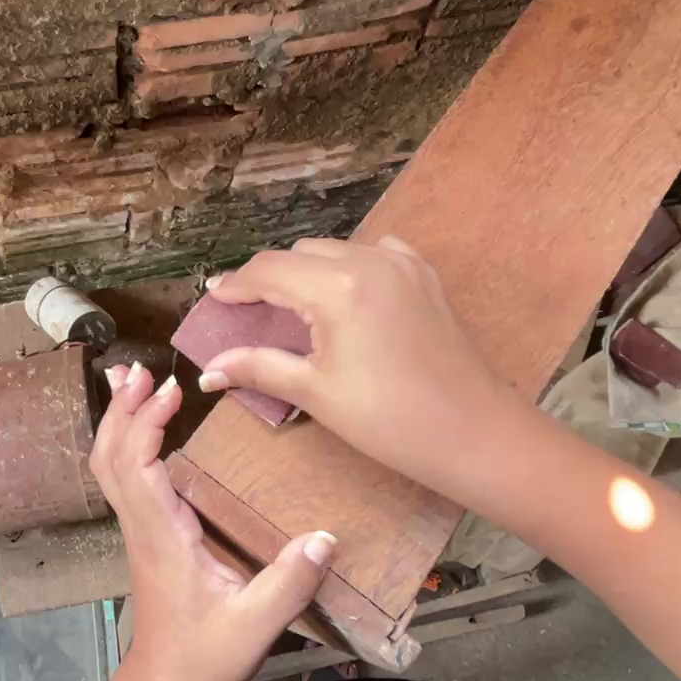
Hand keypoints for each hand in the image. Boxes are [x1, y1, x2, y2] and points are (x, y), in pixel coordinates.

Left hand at [92, 362, 335, 680]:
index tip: (171, 389)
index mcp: (161, 536)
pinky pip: (124, 475)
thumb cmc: (205, 656)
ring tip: (132, 380)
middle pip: (110, 456)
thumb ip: (289, 584)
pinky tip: (143, 423)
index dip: (145, 422)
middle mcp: (142, 524)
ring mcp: (139, 527)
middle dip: (121, 408)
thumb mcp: (255, 626)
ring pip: (110, 464)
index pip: (137, 467)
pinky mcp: (146, 531)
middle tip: (139, 368)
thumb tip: (324, 537)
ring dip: (118, 419)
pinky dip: (127, 439)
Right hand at [197, 235, 520, 500]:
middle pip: (299, 254)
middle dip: (269, 277)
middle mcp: (369, 259)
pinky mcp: (423, 274)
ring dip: (306, 269)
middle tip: (249, 309)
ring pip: (334, 249)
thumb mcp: (316, 392)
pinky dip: (347, 265)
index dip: (236, 284)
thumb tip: (208, 371)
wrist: (472, 431)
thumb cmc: (388, 419)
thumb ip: (259, 368)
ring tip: (291, 304)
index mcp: (337, 287)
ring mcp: (401, 262)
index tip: (214, 297)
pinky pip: (373, 252)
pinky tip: (343, 293)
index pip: (269, 271)